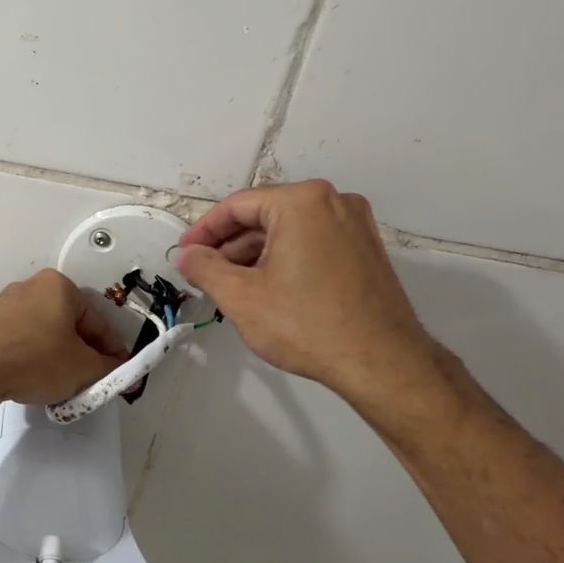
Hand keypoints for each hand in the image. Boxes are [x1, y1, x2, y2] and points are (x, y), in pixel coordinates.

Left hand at [0, 269, 126, 406]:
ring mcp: (3, 306)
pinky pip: (18, 344)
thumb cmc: (32, 360)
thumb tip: (115, 369)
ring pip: (43, 336)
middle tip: (89, 382)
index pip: (98, 322)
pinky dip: (30, 361)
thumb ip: (108, 369)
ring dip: (55, 360)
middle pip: (68, 327)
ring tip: (59, 388)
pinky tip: (30, 382)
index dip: (112, 351)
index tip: (118, 371)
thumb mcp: (83, 369)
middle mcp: (30, 288)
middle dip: (81, 356)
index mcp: (59, 287)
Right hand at [174, 180, 444, 408]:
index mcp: (302, 202)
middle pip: (265, 215)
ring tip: (231, 288)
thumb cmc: (308, 326)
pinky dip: (285, 259)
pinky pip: (312, 243)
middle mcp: (334, 202)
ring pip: (289, 231)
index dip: (204, 231)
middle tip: (204, 274)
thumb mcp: (241, 297)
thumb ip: (205, 268)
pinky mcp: (365, 250)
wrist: (378, 360)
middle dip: (230, 245)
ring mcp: (355, 225)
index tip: (185, 254)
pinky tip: (268, 290)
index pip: (238, 205)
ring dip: (256, 254)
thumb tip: (187, 255)